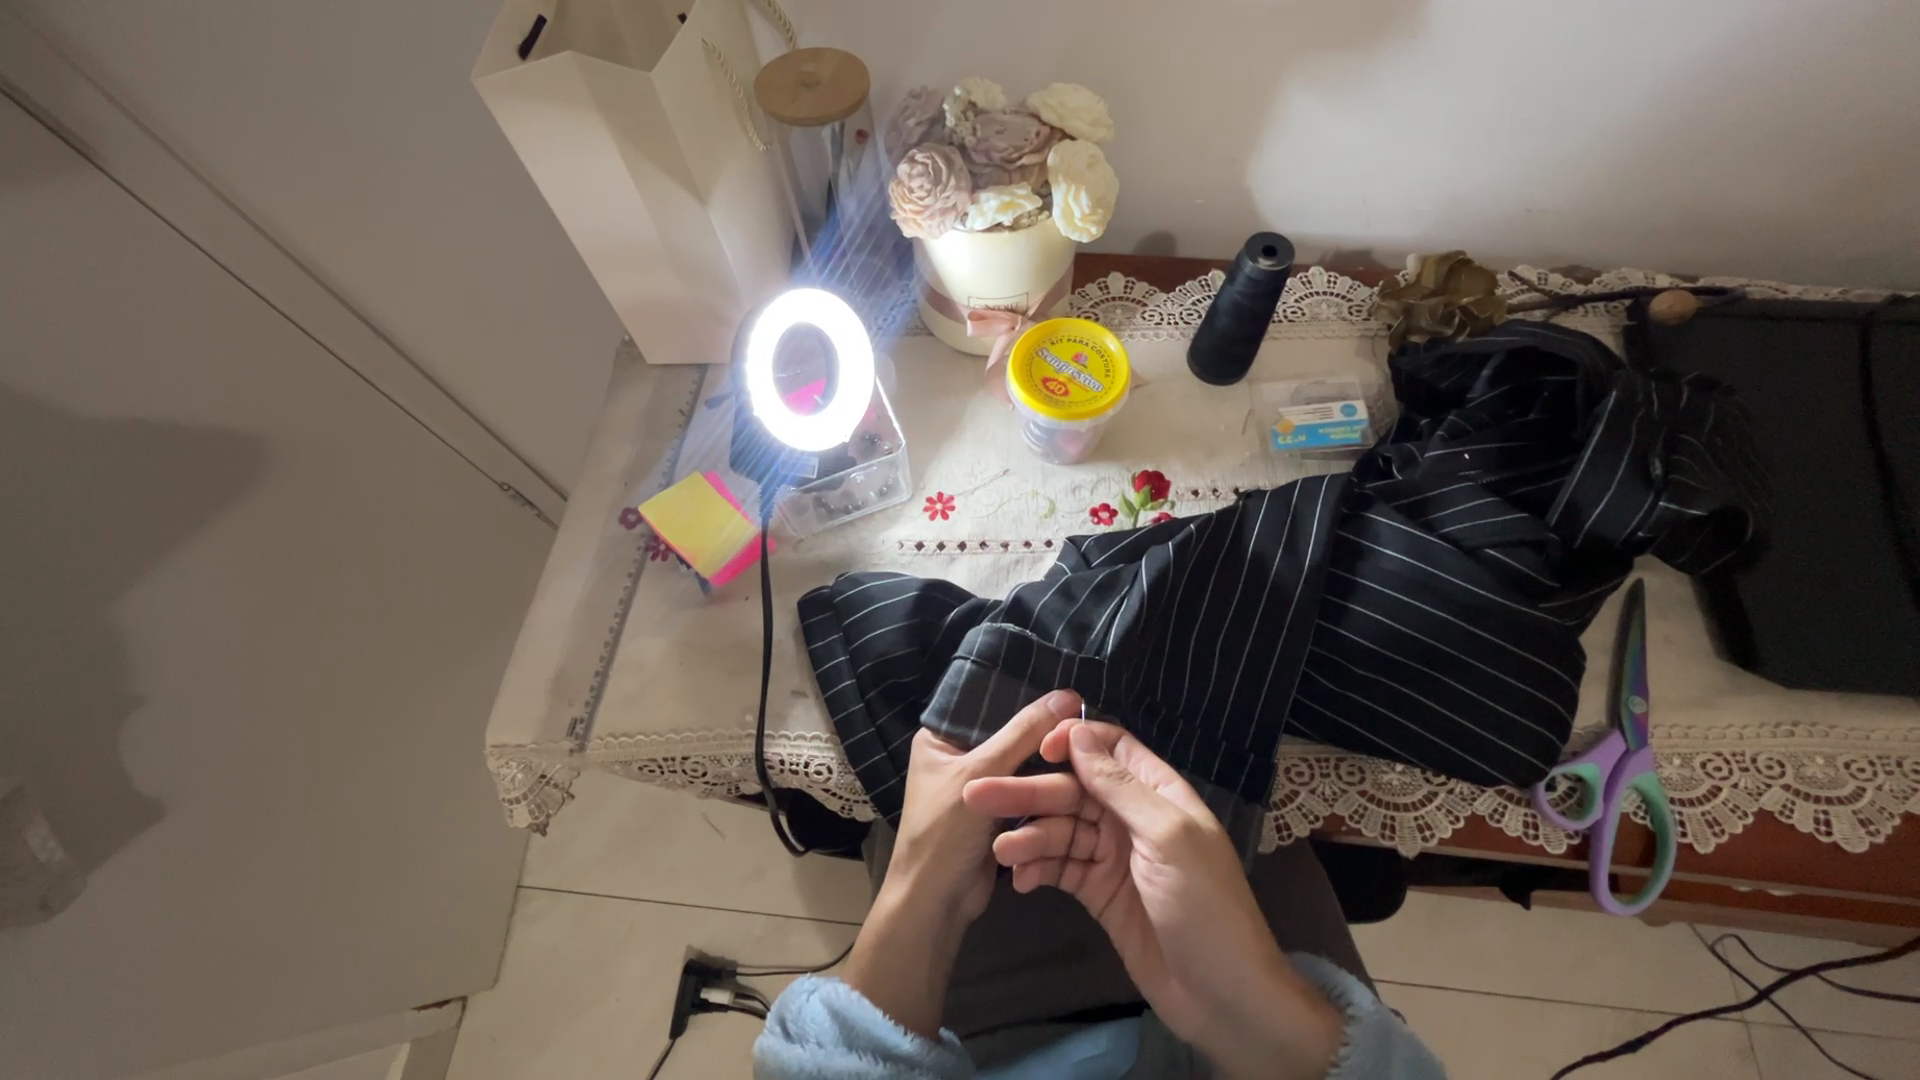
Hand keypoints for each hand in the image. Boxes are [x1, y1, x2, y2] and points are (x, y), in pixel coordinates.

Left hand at [841, 689, 1083, 1037]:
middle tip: (1083, 723)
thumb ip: (1023, 734)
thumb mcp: (982, 774)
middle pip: (1009, 735)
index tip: (1067, 694)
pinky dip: (1047, 789)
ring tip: (1087, 748)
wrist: (936, 904)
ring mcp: (981, 786)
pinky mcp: (999, 814)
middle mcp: (959, 755)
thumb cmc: (944, 832)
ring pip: (1023, 765)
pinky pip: (1028, 791)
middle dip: (1042, 734)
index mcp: (941, 736)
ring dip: (1048, 763)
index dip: (1025, 697)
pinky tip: (1079, 777)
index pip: (987, 703)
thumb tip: (1068, 696)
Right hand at [963, 721, 1343, 1079]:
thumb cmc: (1205, 907)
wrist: (1223, 999)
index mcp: (1156, 793)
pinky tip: (1018, 879)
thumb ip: (1119, 785)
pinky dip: (1037, 869)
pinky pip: (1060, 868)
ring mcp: (1112, 856)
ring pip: (1060, 830)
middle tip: (978, 797)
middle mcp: (1130, 817)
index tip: (1033, 750)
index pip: (1109, 749)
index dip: (1071, 743)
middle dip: (1029, 792)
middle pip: (1072, 790)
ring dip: (1028, 837)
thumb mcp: (1166, 837)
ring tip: (999, 852)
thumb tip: (1079, 732)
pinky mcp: (1098, 892)